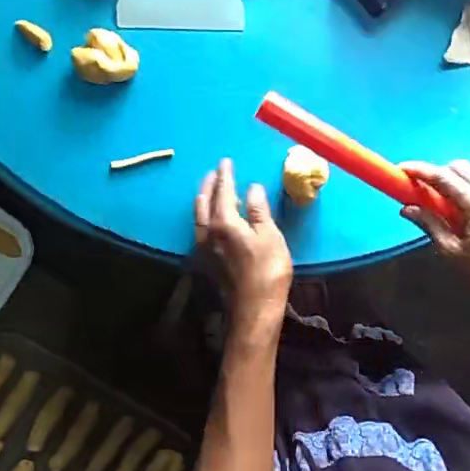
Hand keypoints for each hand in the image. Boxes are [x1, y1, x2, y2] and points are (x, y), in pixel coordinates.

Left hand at [194, 158, 291, 325]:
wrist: (254, 308)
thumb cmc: (267, 270)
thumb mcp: (269, 235)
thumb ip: (258, 210)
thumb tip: (252, 189)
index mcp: (223, 221)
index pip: (223, 191)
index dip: (225, 175)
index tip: (225, 161)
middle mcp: (208, 232)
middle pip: (204, 202)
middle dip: (209, 185)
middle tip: (213, 173)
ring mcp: (204, 248)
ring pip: (199, 216)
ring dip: (204, 200)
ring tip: (210, 191)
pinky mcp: (207, 260)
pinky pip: (201, 229)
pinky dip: (205, 216)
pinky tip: (212, 218)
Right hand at [400, 160, 469, 306]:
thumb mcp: (451, 251)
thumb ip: (429, 224)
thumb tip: (407, 208)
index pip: (444, 178)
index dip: (420, 170)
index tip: (403, 168)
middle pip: (461, 167)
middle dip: (439, 172)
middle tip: (424, 188)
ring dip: (456, 177)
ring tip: (443, 197)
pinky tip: (465, 204)